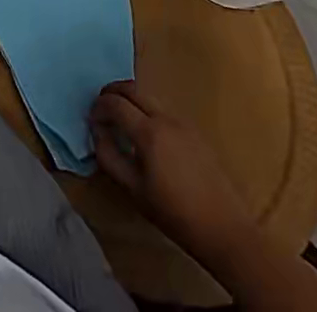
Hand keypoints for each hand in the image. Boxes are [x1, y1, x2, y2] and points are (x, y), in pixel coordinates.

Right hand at [90, 80, 256, 260]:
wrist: (225, 229)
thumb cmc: (173, 212)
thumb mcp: (132, 188)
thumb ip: (108, 156)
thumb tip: (97, 133)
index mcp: (149, 132)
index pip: (115, 103)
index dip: (98, 107)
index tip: (91, 120)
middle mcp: (166, 118)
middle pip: (133, 88)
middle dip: (112, 92)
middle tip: (101, 108)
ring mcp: (184, 123)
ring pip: (150, 96)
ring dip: (130, 99)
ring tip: (121, 120)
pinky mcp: (196, 132)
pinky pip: (164, 109)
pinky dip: (147, 109)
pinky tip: (146, 134)